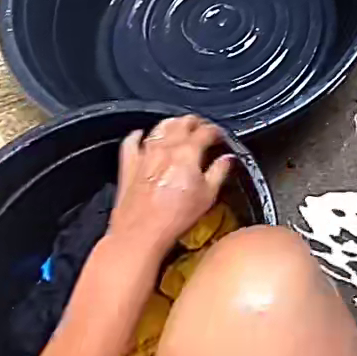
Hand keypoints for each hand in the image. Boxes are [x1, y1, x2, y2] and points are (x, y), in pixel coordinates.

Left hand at [108, 115, 233, 259]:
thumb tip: (227, 160)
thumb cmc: (174, 217)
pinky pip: (131, 142)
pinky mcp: (129, 165)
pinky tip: (141, 135)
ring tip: (179, 125)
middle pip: (182, 123)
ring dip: (172, 123)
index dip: (215, 131)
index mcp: (187, 152)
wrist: (140, 233)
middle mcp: (165, 148)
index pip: (206, 131)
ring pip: (159, 127)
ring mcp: (145, 154)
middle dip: (195, 122)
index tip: (220, 135)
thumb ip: (219, 172)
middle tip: (202, 127)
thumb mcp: (207, 196)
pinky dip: (137, 135)